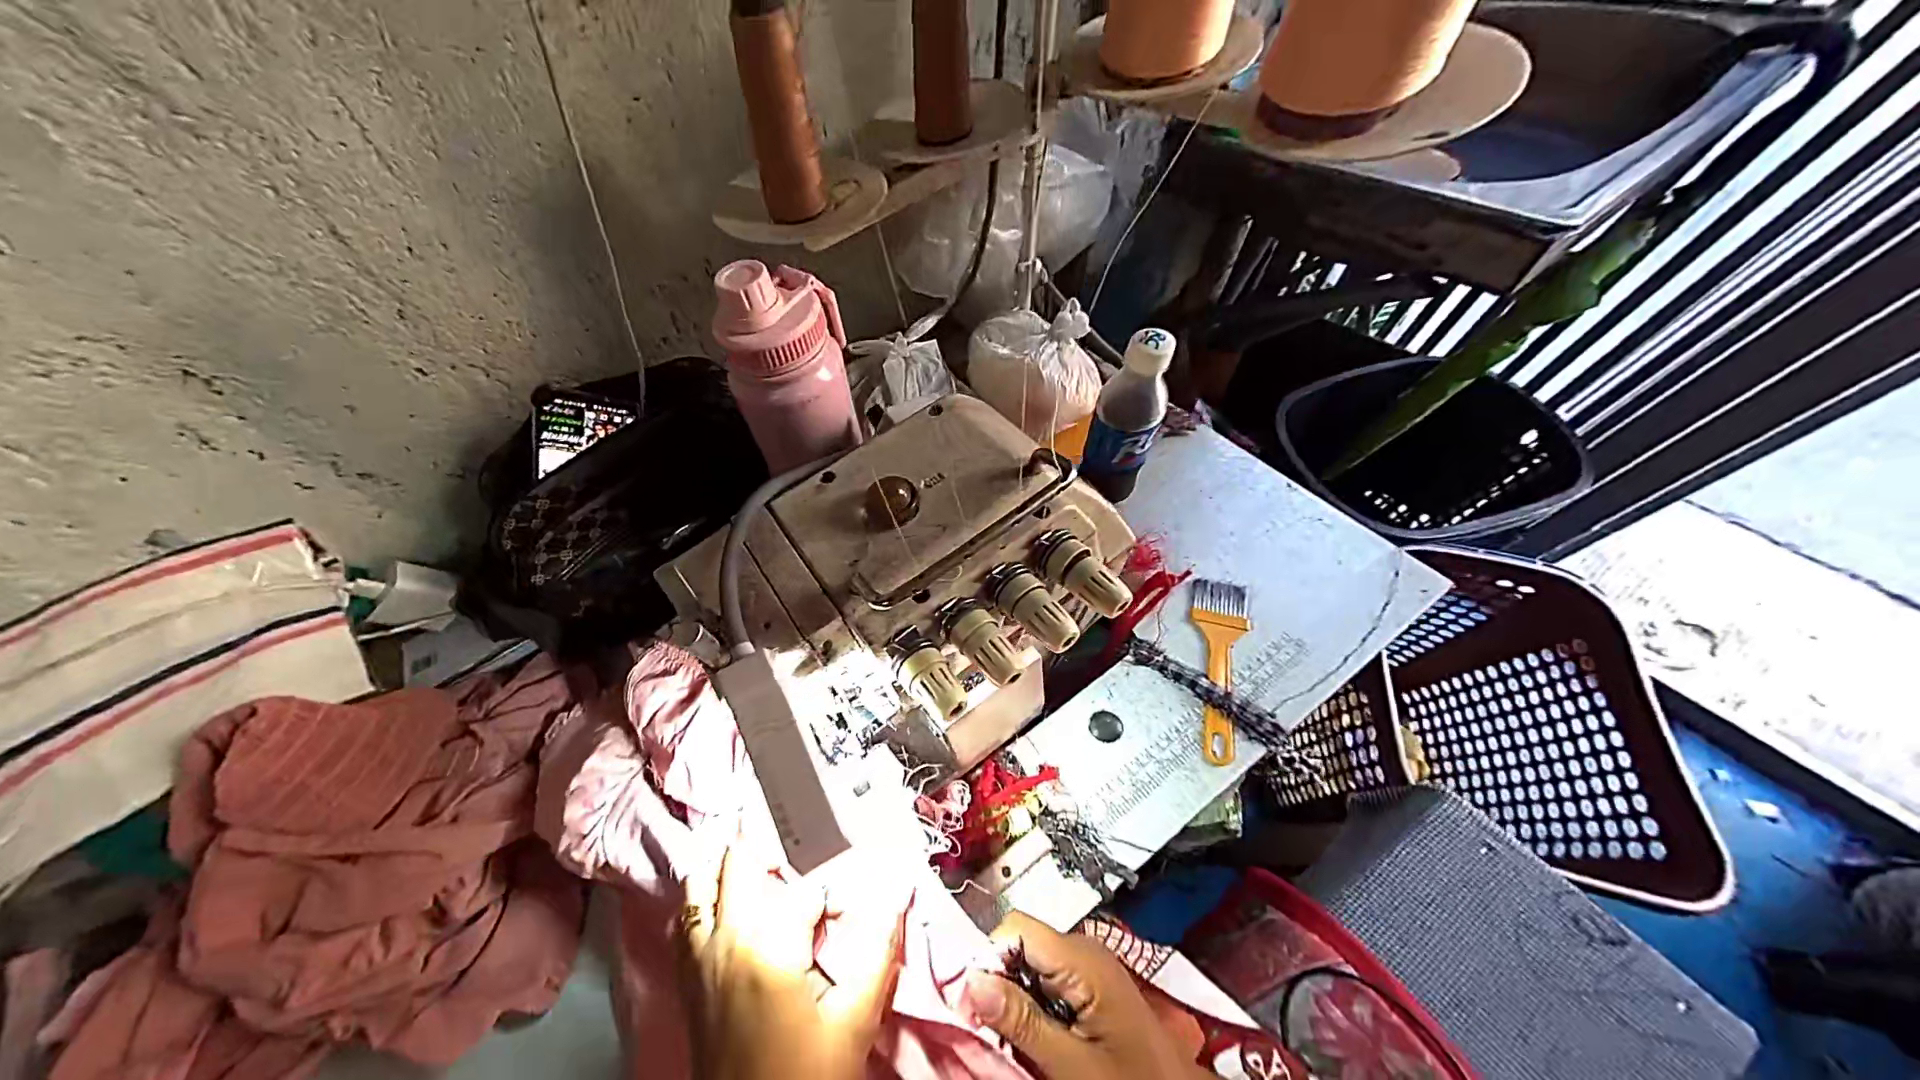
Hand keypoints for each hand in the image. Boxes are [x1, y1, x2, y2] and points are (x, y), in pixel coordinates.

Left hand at [681, 843, 906, 1079]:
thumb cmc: (807, 1078)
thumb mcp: (854, 1020)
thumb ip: (879, 952)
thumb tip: (898, 899)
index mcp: (768, 947)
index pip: (806, 891)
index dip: (835, 896)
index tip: (852, 914)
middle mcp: (725, 941)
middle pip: (738, 864)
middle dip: (772, 849)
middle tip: (800, 846)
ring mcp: (698, 961)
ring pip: (699, 883)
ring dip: (728, 863)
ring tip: (761, 855)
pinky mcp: (687, 981)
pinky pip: (684, 919)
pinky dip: (702, 897)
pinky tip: (723, 899)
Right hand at [962, 912, 1211, 1079]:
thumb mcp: (1072, 1065)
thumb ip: (1021, 1020)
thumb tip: (971, 980)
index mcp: (1082, 958)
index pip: (1015, 927)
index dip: (990, 960)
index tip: (975, 1005)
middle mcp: (1084, 950)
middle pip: (1021, 945)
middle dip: (1000, 983)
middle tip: (995, 1033)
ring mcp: (1088, 966)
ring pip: (1030, 964)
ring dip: (1015, 1000)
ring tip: (1019, 1043)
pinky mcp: (1090, 984)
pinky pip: (1047, 981)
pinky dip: (1033, 1007)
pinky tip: (1039, 1041)